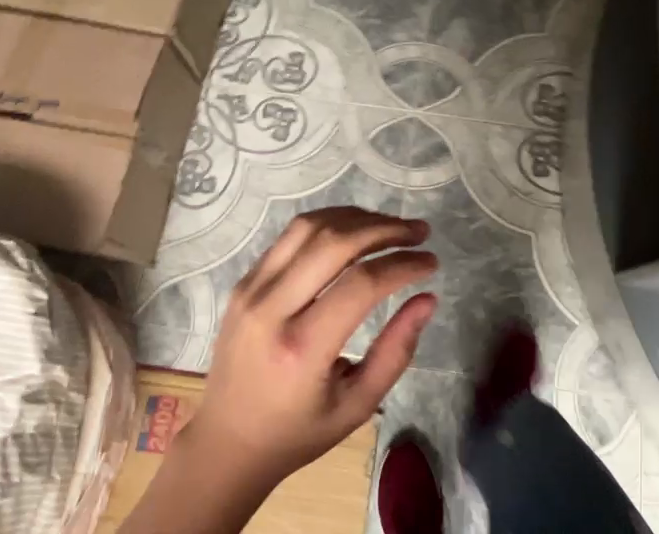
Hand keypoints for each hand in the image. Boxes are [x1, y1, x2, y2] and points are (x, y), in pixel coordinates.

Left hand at [119, 207, 438, 533]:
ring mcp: (251, 289)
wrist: (227, 440)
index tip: (431, 263)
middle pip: (334, 242)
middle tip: (418, 232)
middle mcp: (271, 309)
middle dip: (384, 229)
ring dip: (356, 218)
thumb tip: (427, 299)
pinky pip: (289, 237)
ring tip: (391, 227)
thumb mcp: (357, 405)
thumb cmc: (298, 432)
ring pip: (309, 227)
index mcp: (301, 349)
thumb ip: (396, 352)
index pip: (361, 284)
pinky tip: (355, 232)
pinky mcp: (244, 281)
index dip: (402, 265)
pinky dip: (328, 225)